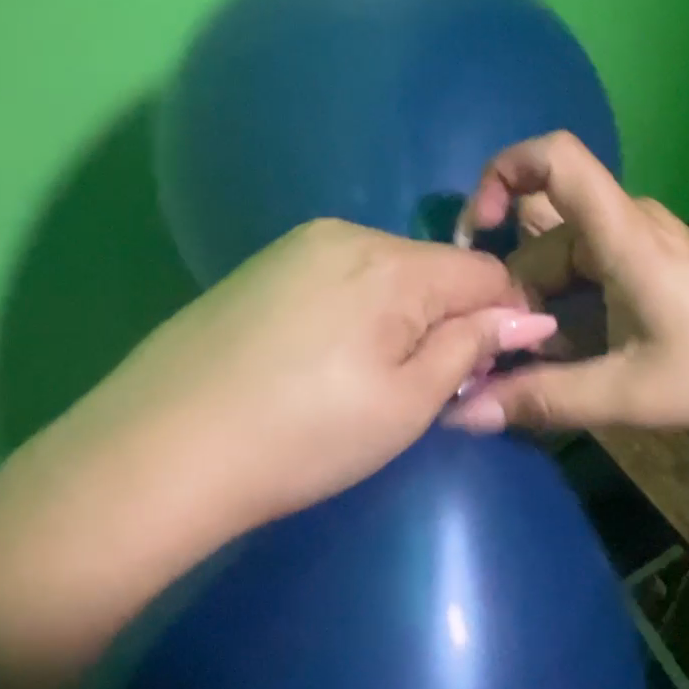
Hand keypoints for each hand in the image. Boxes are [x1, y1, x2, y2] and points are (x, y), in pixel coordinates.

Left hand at [39, 218, 556, 527]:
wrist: (158, 454)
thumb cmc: (305, 438)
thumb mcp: (409, 404)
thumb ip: (473, 348)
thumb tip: (529, 317)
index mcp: (394, 265)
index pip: (486, 271)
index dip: (508, 316)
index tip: (497, 367)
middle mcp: (348, 235)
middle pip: (436, 268)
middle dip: (452, 317)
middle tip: (430, 385)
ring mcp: (297, 247)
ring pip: (388, 272)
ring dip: (405, 315)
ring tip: (371, 378)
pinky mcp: (261, 267)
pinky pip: (341, 276)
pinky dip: (359, 310)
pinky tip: (325, 360)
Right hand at [446, 131, 688, 433]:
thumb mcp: (625, 394)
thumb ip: (542, 399)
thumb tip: (463, 413)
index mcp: (622, 234)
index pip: (554, 156)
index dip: (501, 174)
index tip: (477, 234)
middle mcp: (628, 222)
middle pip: (543, 229)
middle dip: (511, 284)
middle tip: (493, 348)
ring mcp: (642, 241)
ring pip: (563, 254)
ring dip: (538, 302)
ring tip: (523, 361)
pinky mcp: (651, 262)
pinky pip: (589, 267)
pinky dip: (565, 304)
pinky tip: (563, 354)